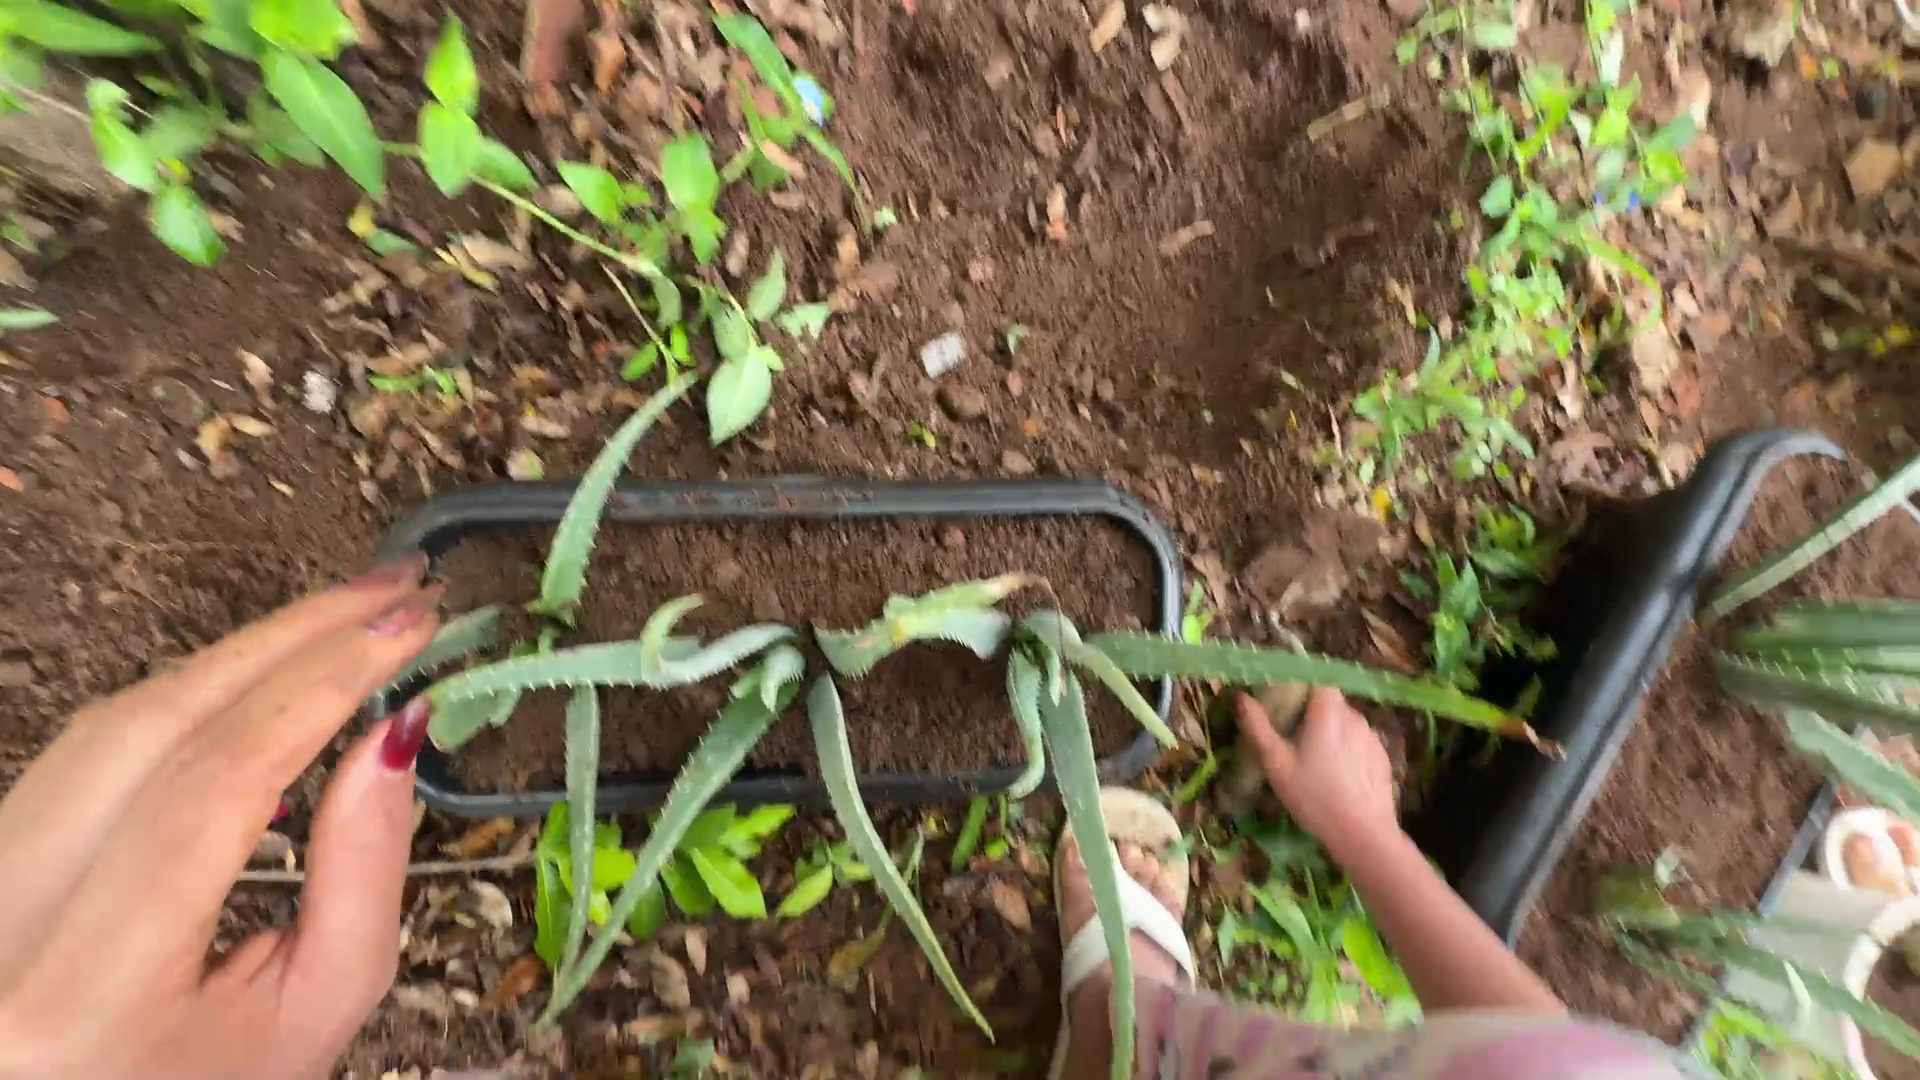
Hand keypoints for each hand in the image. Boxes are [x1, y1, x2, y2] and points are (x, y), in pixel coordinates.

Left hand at [0, 557, 440, 1078]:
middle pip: (148, 725)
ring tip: (354, 609)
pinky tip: (280, 663)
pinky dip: (205, 686)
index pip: (217, 785)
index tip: (416, 624)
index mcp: (86, 993)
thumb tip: (401, 729)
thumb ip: (369, 862)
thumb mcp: (329, 994)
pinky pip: (96, 743)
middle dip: (293, 632)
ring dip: (252, 646)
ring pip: (112, 720)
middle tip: (396, 584)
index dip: (326, 682)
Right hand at [1232, 687, 1398, 861]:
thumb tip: (1239, 696)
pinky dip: (1347, 749)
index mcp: (1328, 713)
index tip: (1284, 703)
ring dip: (1331, 731)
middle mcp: (1355, 718)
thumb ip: (1257, 726)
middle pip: (1332, 702)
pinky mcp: (1384, 759)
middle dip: (1313, 712)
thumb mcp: (1275, 762)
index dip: (1301, 686)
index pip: (1318, 681)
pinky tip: (1337, 775)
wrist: (1364, 836)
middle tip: (1293, 736)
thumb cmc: (1313, 795)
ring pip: (1347, 722)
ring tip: (1316, 759)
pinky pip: (1360, 742)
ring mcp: (1373, 739)